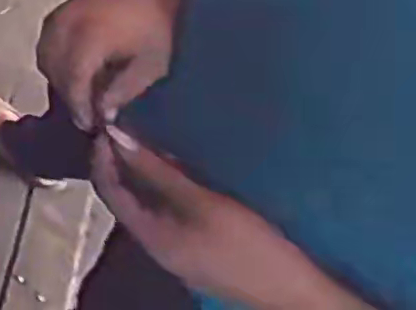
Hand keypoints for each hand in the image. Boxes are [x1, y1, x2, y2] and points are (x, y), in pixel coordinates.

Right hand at [36, 0, 174, 129]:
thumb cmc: (151, 27)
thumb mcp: (151, 65)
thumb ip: (124, 89)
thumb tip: (104, 113)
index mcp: (89, 39)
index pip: (73, 78)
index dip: (78, 104)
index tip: (89, 125)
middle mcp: (64, 28)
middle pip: (54, 70)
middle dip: (67, 96)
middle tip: (85, 116)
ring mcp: (54, 21)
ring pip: (44, 59)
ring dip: (58, 80)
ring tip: (78, 96)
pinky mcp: (52, 18)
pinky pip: (44, 47)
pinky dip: (53, 64)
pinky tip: (71, 74)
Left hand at [92, 128, 372, 309]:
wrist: (314, 302)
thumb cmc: (255, 251)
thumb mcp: (203, 204)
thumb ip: (155, 170)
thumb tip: (115, 133)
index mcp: (149, 236)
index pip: (106, 187)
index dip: (101, 154)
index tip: (105, 124)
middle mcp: (156, 245)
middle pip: (122, 194)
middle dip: (117, 160)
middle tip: (122, 128)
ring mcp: (179, 251)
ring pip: (144, 202)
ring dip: (140, 172)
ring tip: (144, 139)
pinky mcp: (201, 251)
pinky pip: (166, 211)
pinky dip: (161, 187)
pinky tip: (174, 167)